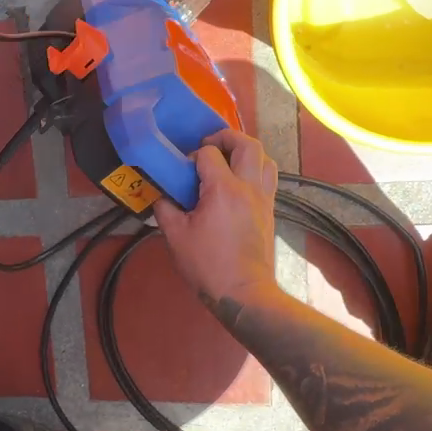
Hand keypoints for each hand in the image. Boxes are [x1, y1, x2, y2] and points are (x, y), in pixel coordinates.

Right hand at [152, 128, 279, 308]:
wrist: (244, 292)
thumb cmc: (206, 264)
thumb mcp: (175, 236)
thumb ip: (165, 208)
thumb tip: (161, 196)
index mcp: (223, 189)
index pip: (209, 153)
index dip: (193, 156)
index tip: (183, 172)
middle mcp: (248, 187)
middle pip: (248, 144)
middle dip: (227, 137)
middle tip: (210, 145)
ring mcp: (264, 198)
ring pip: (265, 159)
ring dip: (246, 152)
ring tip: (228, 161)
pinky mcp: (270, 211)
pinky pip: (268, 178)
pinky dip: (254, 170)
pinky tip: (237, 185)